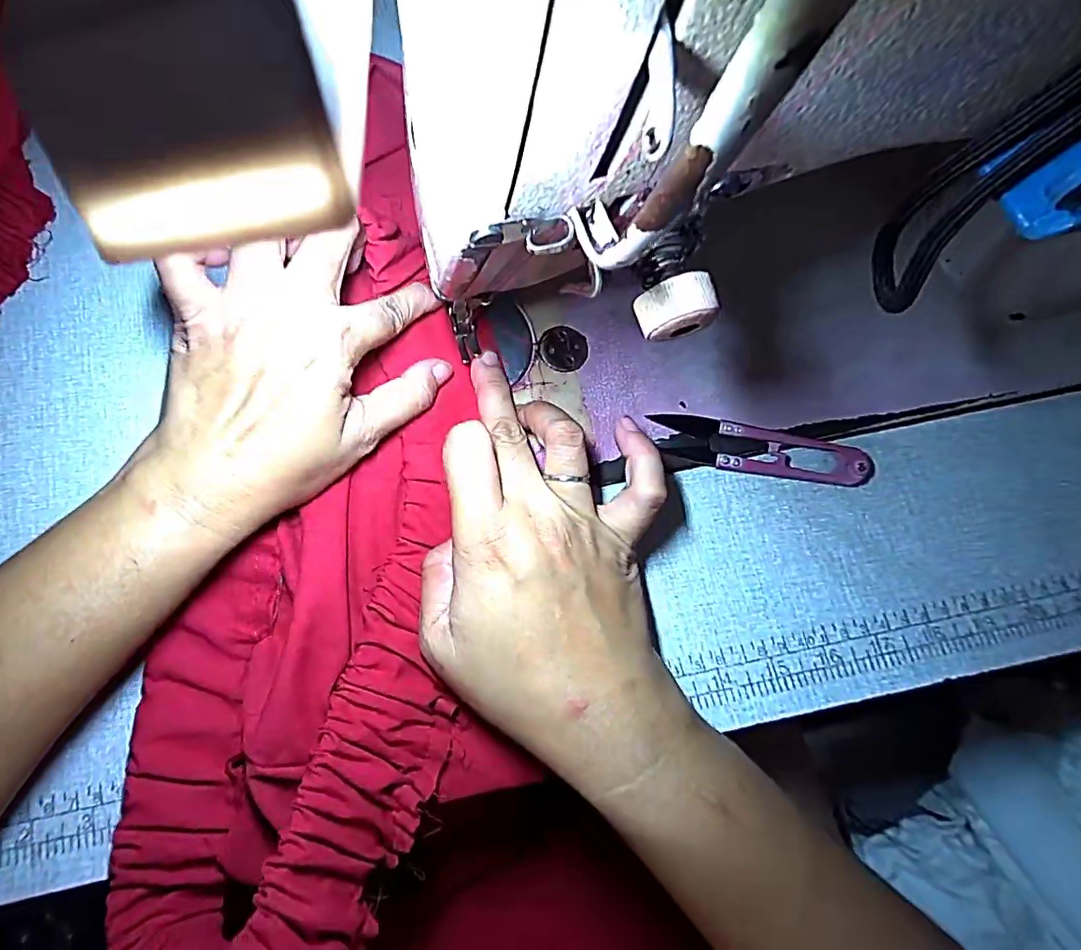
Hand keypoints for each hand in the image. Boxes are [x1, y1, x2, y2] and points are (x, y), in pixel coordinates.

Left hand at [131, 227, 451, 543]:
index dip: (416, 300)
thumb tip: (439, 374)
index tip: (424, 298)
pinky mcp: (198, 313)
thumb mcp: (356, 439)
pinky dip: (191, 241)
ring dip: (281, 212)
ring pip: (262, 227)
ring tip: (290, 214)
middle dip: (350, 212)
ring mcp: (240, 305)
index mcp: (333, 340)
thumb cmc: (278, 467)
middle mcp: (289, 308)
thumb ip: (404, 398)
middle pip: (330, 232)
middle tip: (353, 214)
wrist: (208, 481)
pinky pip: (181, 258)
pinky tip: (212, 242)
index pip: (390, 308)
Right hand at [419, 355, 695, 797]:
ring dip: (546, 414)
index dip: (455, 433)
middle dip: (491, 391)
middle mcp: (536, 515)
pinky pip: (645, 486)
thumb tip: (454, 541)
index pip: (467, 449)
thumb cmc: (513, 683)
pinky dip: (642, 452)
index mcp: (485, 536)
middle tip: (483, 362)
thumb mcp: (440, 640)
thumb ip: (434, 576)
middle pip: (509, 433)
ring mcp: (587, 523)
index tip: (452, 438)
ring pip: (568, 443)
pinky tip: (628, 430)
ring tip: (528, 406)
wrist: (599, 719)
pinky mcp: (625, 540)